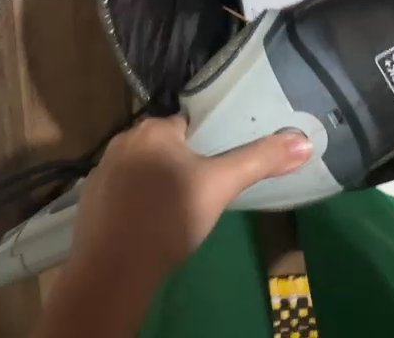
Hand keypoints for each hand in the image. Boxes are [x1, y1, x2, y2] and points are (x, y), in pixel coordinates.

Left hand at [70, 117, 311, 283]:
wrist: (115, 269)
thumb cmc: (171, 217)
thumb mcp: (221, 187)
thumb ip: (259, 161)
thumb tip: (304, 140)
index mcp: (155, 128)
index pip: (188, 124)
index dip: (205, 145)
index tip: (217, 165)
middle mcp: (124, 138)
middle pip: (163, 144)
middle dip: (181, 162)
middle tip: (201, 190)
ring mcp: (103, 168)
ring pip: (141, 166)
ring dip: (156, 180)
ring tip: (175, 209)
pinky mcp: (89, 197)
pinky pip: (120, 190)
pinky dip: (134, 201)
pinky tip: (147, 223)